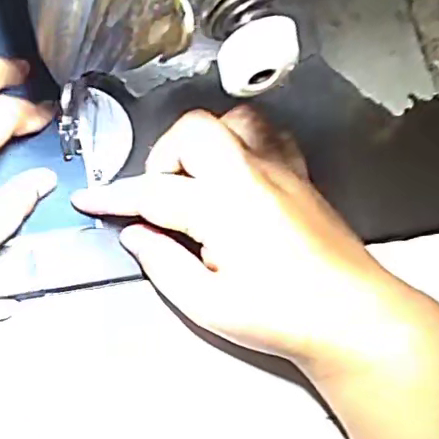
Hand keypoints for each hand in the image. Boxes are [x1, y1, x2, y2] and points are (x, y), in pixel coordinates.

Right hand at [70, 107, 423, 371]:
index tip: (89, 200)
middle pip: (191, 133)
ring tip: (193, 186)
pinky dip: (240, 146)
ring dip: (201, 146)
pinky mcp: (300, 178)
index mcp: (222, 204)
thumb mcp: (206, 303)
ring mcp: (281, 170)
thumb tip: (136, 236)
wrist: (350, 316)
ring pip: (232, 122)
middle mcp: (252, 174)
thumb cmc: (281, 315)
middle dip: (162, 160)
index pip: (152, 192)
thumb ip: (163, 263)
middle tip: (155, 201)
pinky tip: (233, 179)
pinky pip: (266, 137)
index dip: (113, 197)